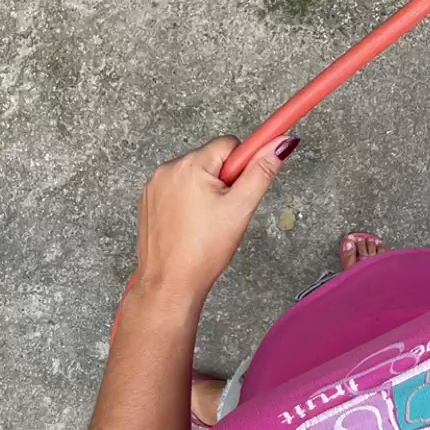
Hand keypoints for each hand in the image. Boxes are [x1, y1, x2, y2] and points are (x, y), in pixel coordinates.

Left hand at [131, 134, 295, 309]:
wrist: (170, 285)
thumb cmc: (202, 252)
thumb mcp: (241, 208)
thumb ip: (262, 171)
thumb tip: (280, 144)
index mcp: (190, 165)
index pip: (229, 144)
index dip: (243, 166)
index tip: (245, 184)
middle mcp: (168, 169)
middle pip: (212, 159)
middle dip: (224, 180)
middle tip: (225, 211)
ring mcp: (155, 185)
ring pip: (195, 174)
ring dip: (206, 190)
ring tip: (207, 222)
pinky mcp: (149, 200)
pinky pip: (178, 188)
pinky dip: (188, 200)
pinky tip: (192, 224)